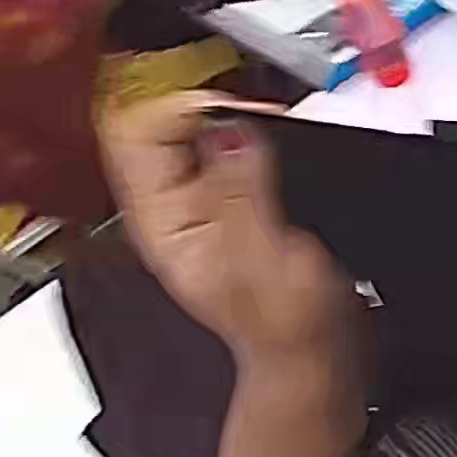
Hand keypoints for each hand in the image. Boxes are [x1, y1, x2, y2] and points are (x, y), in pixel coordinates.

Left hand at [101, 93, 369, 456]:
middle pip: (173, 128)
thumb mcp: (264, 256)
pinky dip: (271, 144)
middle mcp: (184, 206)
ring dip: (248, 124)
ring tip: (284, 125)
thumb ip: (244, 191)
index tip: (237, 109)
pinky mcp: (256, 208)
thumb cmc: (288, 322)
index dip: (181, 107)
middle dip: (218, 109)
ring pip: (214, 139)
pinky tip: (295, 149)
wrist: (319, 349)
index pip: (138, 132)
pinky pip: (251, 159)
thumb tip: (231, 128)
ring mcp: (220, 207)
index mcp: (165, 217)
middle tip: (268, 113)